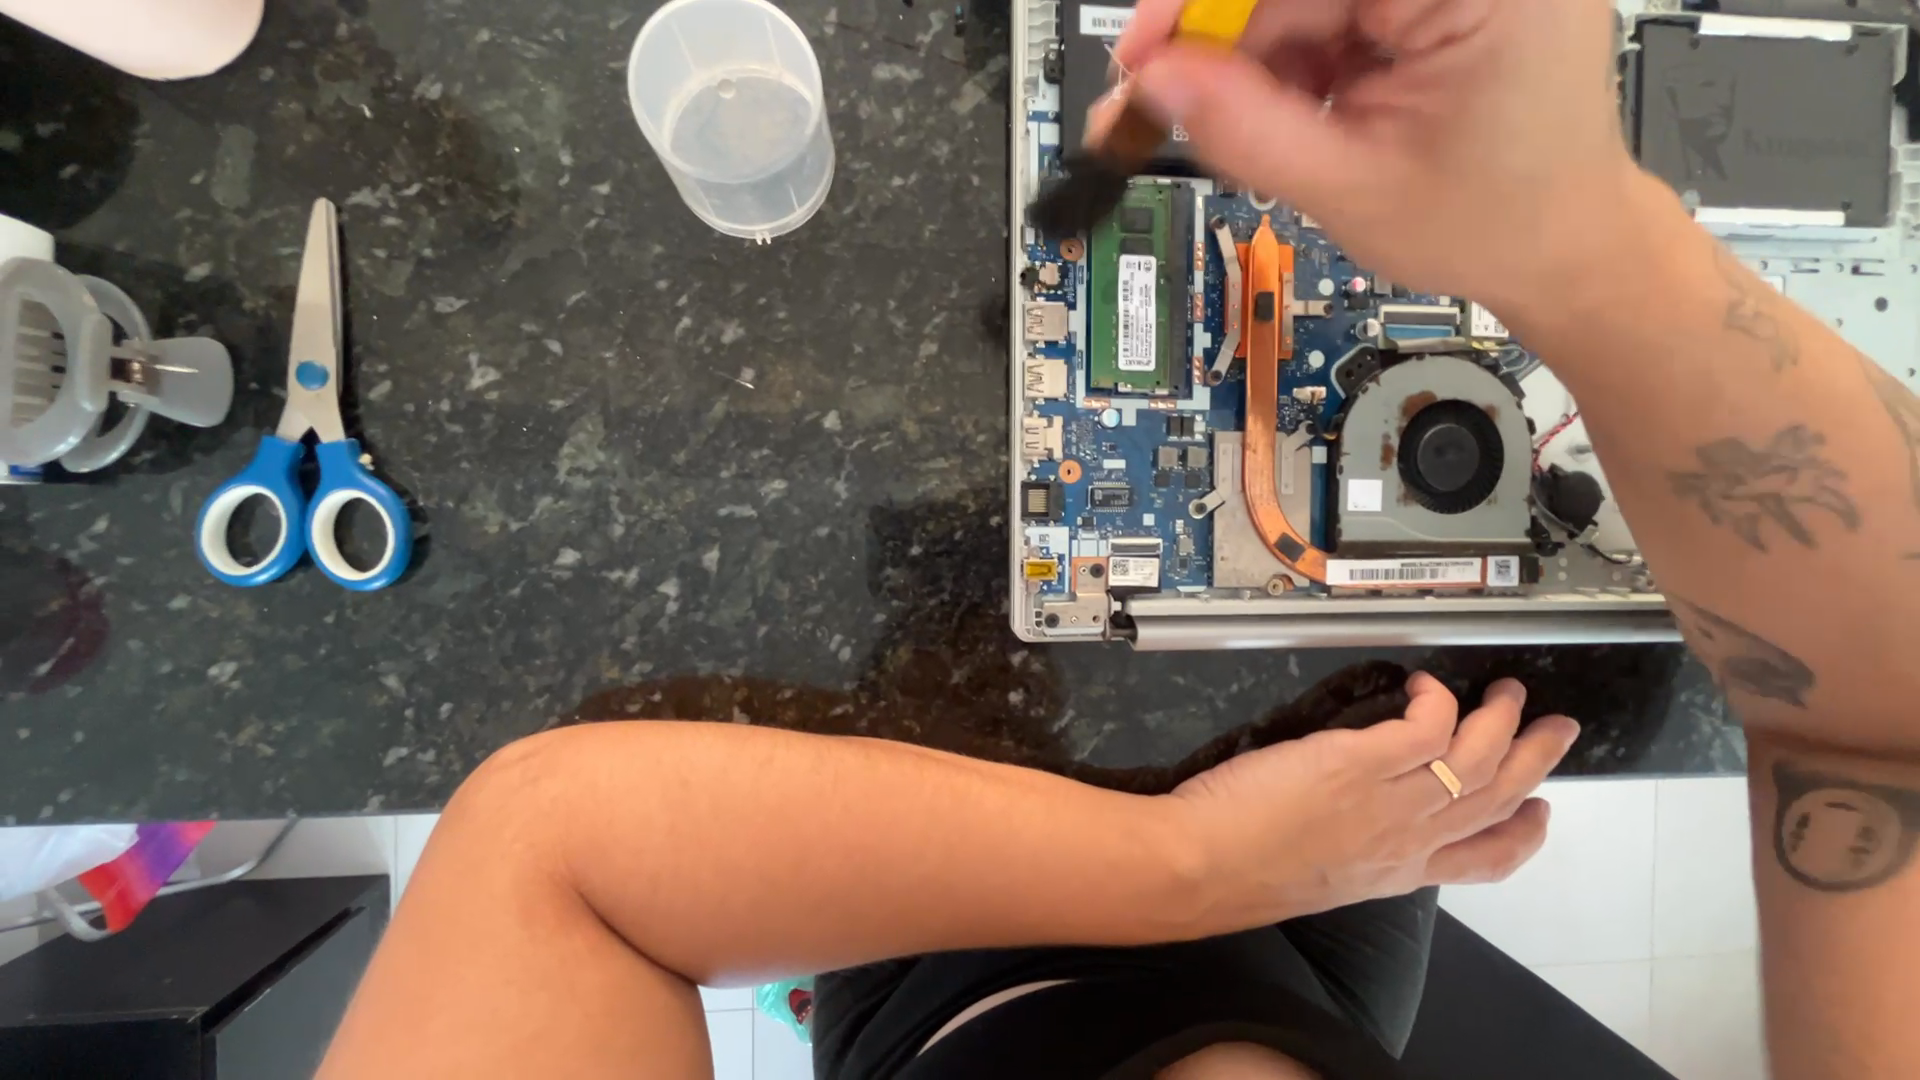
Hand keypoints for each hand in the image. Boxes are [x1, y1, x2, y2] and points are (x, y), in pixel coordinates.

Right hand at [1105, 0, 1643, 316]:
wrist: (1551, 241)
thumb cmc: (1484, 220)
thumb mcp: (1345, 186)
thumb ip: (1243, 131)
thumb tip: (1155, 80)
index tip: (1144, 49)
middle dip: (1222, 38)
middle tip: (1164, 102)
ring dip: (1254, 63)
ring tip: (1269, 135)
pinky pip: (1322, 13)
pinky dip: (1285, 66)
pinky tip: (1293, 116)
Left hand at [1167, 673, 1578, 930]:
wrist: (1207, 866)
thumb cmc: (1243, 868)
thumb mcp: (1320, 873)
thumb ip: (1352, 850)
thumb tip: (1357, 822)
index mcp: (1399, 871)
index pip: (1483, 859)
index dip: (1521, 833)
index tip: (1538, 811)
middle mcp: (1408, 839)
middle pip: (1495, 798)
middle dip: (1534, 761)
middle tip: (1554, 729)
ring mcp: (1390, 800)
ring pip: (1475, 758)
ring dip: (1501, 721)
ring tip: (1511, 694)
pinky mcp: (1358, 762)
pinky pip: (1424, 727)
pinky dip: (1437, 702)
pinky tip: (1428, 686)